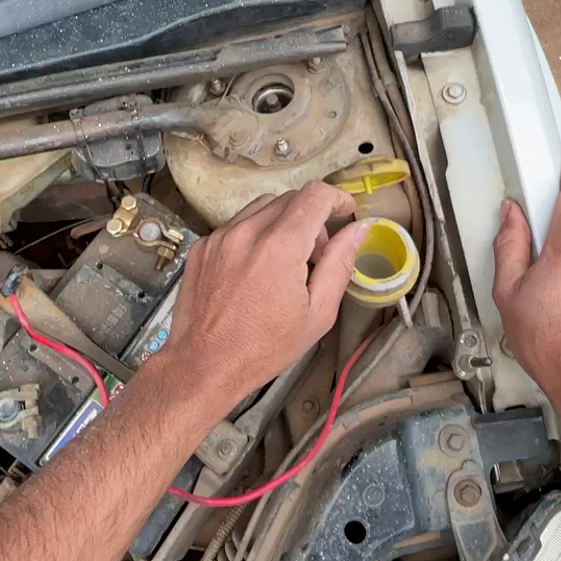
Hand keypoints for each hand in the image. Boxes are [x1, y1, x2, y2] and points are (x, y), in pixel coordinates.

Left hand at [161, 183, 369, 401]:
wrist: (204, 365)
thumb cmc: (263, 348)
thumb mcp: (317, 314)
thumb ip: (340, 264)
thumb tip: (358, 229)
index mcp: (279, 247)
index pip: (314, 195)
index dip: (336, 198)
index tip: (344, 211)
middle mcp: (246, 233)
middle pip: (290, 199)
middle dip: (311, 219)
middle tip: (316, 255)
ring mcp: (219, 237)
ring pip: (262, 208)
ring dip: (282, 224)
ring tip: (284, 263)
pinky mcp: (202, 246)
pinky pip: (236, 225)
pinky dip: (254, 236)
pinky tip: (255, 270)